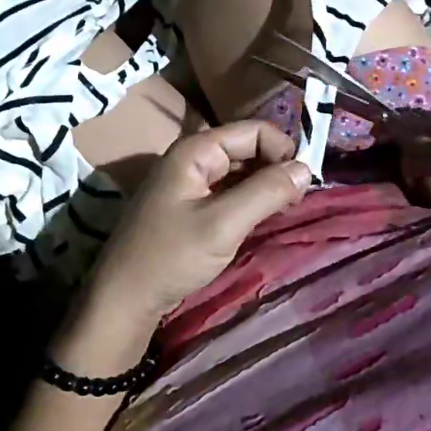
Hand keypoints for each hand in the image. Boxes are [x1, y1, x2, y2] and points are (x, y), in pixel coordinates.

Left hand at [84, 121, 311, 325]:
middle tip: (297, 201)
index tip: (303, 184)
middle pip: (248, 149)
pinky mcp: (191, 208)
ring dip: (266, 187)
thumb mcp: (224, 223)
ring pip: (242, 172)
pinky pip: (231, 192)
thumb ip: (267, 192)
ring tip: (284, 211)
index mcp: (195, 151)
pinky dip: (251, 201)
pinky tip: (263, 220)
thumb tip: (307, 168)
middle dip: (276, 168)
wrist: (124, 300)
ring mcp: (190, 184)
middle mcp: (192, 159)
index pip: (253, 131)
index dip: (282, 151)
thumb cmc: (172, 256)